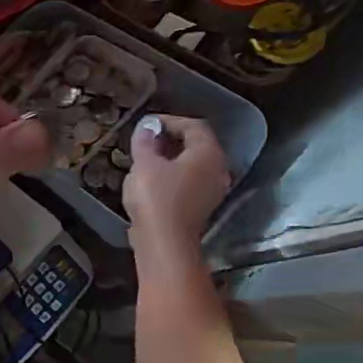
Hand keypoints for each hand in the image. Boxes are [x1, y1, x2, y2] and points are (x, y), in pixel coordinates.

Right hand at [124, 115, 231, 266]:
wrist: (164, 241)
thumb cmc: (155, 196)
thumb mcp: (144, 164)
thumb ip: (145, 142)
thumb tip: (146, 128)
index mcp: (208, 153)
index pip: (194, 126)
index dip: (170, 121)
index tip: (148, 124)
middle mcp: (218, 169)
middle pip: (197, 145)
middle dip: (172, 139)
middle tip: (147, 140)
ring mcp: (213, 190)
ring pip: (194, 165)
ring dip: (172, 158)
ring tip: (147, 158)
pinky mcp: (202, 207)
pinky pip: (190, 181)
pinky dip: (174, 175)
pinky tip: (153, 179)